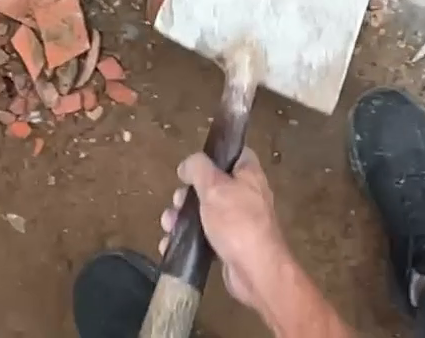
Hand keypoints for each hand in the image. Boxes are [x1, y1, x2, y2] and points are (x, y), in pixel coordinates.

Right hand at [159, 148, 291, 309]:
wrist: (256, 272)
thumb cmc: (237, 221)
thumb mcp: (214, 186)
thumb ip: (198, 168)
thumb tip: (187, 165)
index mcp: (248, 173)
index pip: (233, 153)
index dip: (213, 155)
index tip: (192, 165)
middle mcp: (246, 195)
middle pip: (212, 184)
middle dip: (189, 192)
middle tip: (177, 200)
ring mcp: (238, 222)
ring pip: (205, 212)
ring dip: (183, 217)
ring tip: (168, 224)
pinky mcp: (230, 246)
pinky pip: (205, 236)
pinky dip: (188, 239)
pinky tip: (170, 243)